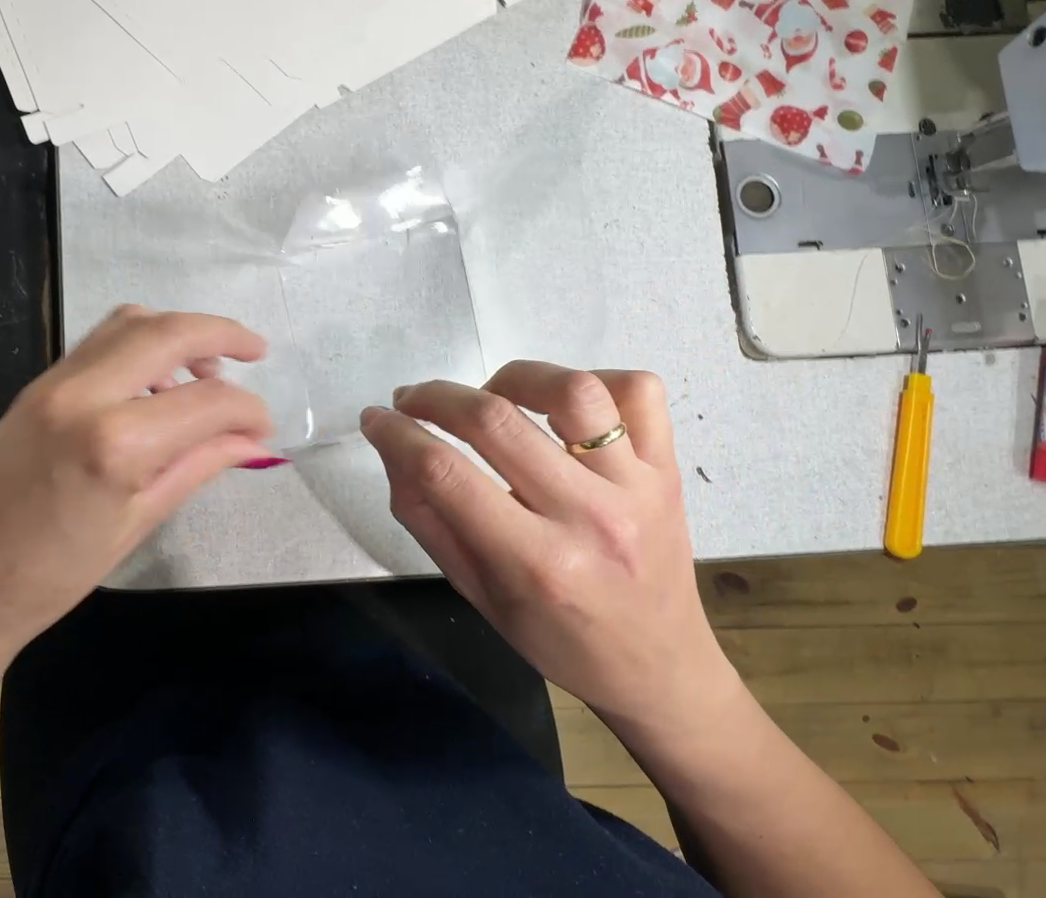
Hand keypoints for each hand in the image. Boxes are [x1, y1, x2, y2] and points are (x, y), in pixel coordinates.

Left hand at [0, 306, 272, 679]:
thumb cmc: (50, 577)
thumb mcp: (136, 524)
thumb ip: (197, 467)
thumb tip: (252, 442)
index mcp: (115, 443)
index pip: (205, 401)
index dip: (247, 410)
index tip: (264, 427)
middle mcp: (82, 395)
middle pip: (167, 332)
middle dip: (221, 334)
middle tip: (255, 352)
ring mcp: (52, 383)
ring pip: (128, 323)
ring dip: (176, 332)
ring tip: (205, 369)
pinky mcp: (34, 386)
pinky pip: (97, 343)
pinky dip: (138, 344)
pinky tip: (155, 381)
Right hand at [359, 362, 733, 729]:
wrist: (658, 667)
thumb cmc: (555, 639)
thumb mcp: (475, 593)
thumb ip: (427, 518)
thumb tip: (393, 447)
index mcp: (533, 563)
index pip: (444, 473)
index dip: (395, 435)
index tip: (375, 421)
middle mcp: (589, 517)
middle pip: (494, 421)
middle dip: (434, 397)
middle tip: (411, 401)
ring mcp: (638, 487)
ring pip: (571, 390)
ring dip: (511, 378)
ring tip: (490, 395)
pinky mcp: (670, 468)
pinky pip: (638, 389)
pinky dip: (592, 380)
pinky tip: (560, 406)